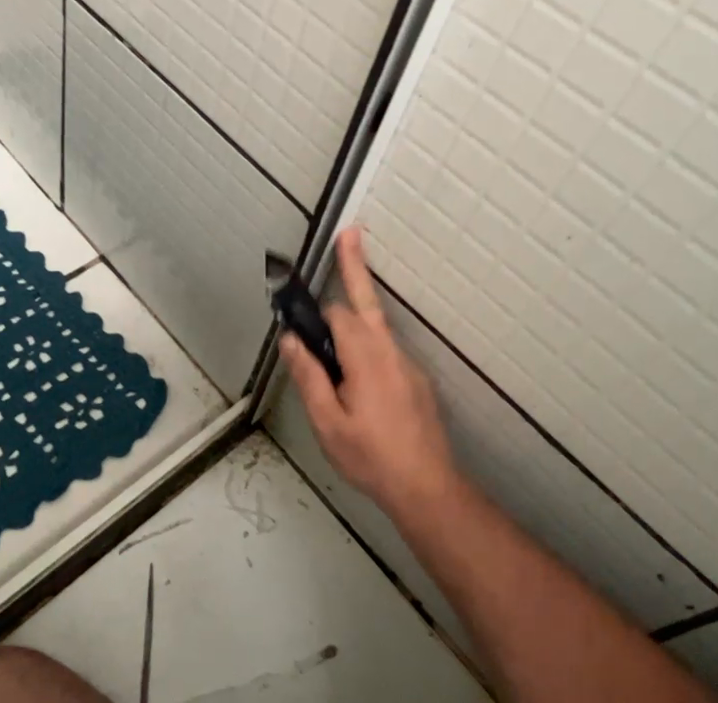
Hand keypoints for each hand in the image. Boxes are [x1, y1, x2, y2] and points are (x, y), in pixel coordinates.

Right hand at [280, 227, 460, 516]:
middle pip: (367, 301)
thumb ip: (309, 377)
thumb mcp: (328, 422)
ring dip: (356, 314)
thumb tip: (291, 339)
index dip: (315, 314)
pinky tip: (355, 383)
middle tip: (350, 232)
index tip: (293, 314)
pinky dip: (365, 349)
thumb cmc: (371, 457)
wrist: (426, 486)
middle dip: (355, 266)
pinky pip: (384, 352)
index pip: (339, 314)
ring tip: (338, 312)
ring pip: (376, 328)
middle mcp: (390, 351)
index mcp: (366, 357)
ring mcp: (406, 365)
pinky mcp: (414, 380)